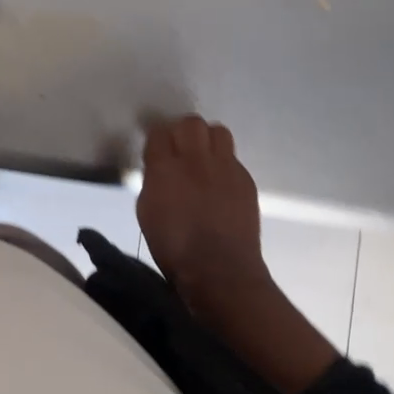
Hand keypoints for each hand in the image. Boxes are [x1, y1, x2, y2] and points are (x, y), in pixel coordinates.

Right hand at [137, 116, 273, 308]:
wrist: (220, 270)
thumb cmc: (173, 247)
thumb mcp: (147, 211)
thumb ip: (153, 181)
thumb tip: (160, 169)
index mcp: (164, 168)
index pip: (159, 133)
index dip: (157, 140)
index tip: (157, 152)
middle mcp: (195, 160)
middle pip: (191, 123)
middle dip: (183, 132)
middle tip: (180, 151)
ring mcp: (225, 168)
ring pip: (218, 132)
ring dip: (207, 140)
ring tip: (203, 159)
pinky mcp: (245, 180)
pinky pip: (233, 158)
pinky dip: (223, 164)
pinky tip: (219, 184)